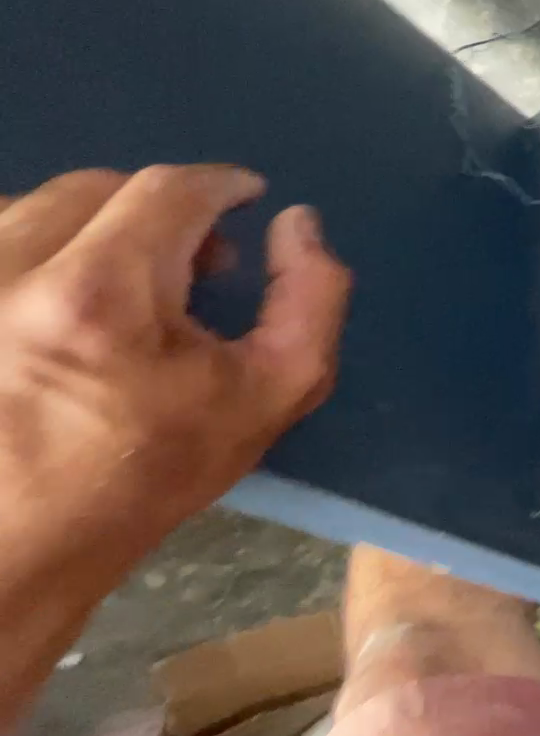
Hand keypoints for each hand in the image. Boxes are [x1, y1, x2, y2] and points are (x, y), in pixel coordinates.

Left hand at [0, 166, 350, 560]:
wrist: (10, 551)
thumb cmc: (156, 467)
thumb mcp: (280, 385)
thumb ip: (312, 292)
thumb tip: (297, 224)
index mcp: (99, 294)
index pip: (167, 191)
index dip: (222, 184)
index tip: (249, 199)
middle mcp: (2, 276)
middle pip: (93, 188)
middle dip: (162, 209)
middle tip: (199, 258)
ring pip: (26, 208)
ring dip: (93, 227)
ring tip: (126, 281)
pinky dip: (32, 248)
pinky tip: (58, 298)